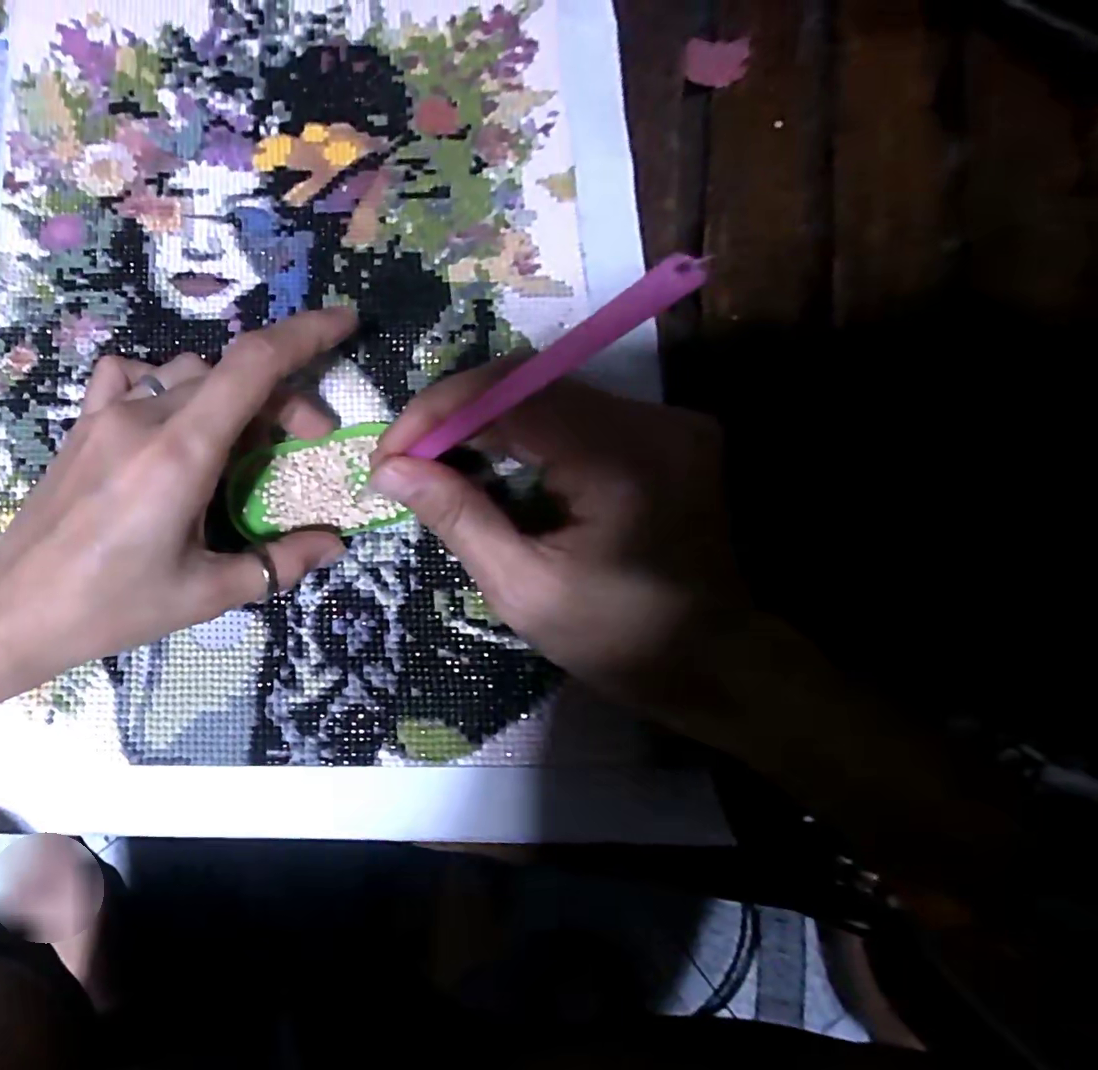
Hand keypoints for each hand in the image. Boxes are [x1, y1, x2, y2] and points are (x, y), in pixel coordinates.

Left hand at [0, 309, 354, 683]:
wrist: (17, 609)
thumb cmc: (112, 607)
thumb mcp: (205, 593)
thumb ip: (277, 563)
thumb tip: (333, 545)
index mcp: (181, 453)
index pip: (254, 364)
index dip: (307, 334)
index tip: (346, 323)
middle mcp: (144, 416)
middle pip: (230, 372)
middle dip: (280, 397)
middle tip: (301, 445)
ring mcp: (107, 414)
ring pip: (187, 371)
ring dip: (229, 395)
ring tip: (240, 443)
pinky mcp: (83, 424)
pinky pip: (133, 376)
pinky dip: (168, 384)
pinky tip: (170, 422)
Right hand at [369, 361, 743, 711]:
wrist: (709, 661)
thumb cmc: (611, 636)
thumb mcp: (518, 586)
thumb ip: (456, 516)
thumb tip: (388, 468)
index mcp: (619, 460)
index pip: (511, 395)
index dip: (437, 412)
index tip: (387, 454)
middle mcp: (649, 420)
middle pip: (526, 381)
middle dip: (450, 413)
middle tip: (400, 458)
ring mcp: (661, 421)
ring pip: (543, 390)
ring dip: (477, 419)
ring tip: (430, 460)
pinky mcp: (658, 432)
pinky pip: (567, 410)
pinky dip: (513, 429)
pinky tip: (482, 460)